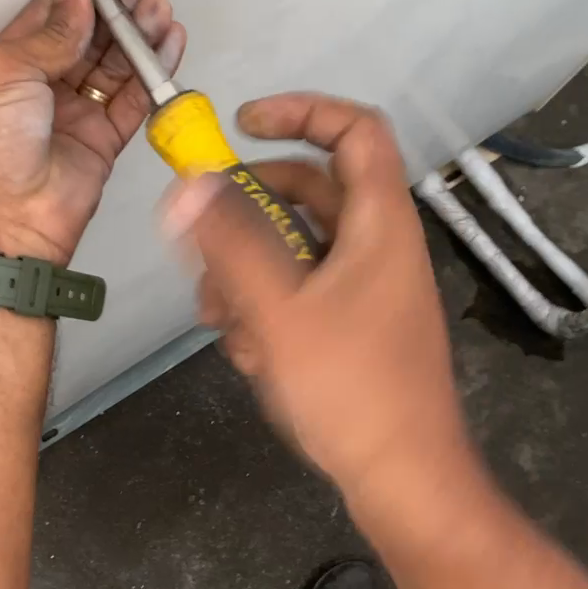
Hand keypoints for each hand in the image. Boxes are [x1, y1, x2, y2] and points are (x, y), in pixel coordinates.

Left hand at [0, 0, 185, 264]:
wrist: (5, 224)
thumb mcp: (5, 71)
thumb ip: (49, 31)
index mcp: (7, 66)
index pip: (50, 12)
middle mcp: (40, 89)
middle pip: (86, 33)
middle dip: (115, 1)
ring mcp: (72, 116)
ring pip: (113, 63)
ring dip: (136, 31)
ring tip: (155, 4)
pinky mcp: (100, 144)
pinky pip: (132, 100)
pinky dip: (151, 71)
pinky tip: (165, 42)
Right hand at [161, 93, 487, 532]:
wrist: (401, 476)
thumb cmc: (349, 388)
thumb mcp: (279, 311)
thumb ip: (230, 244)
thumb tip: (186, 184)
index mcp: (377, 224)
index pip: (352, 130)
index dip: (300, 112)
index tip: (241, 127)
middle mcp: (375, 247)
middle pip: (307, 196)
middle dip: (247, 216)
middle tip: (203, 244)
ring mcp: (364, 291)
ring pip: (294, 252)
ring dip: (247, 274)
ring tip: (220, 320)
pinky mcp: (351, 328)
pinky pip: (300, 295)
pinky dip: (267, 310)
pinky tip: (250, 352)